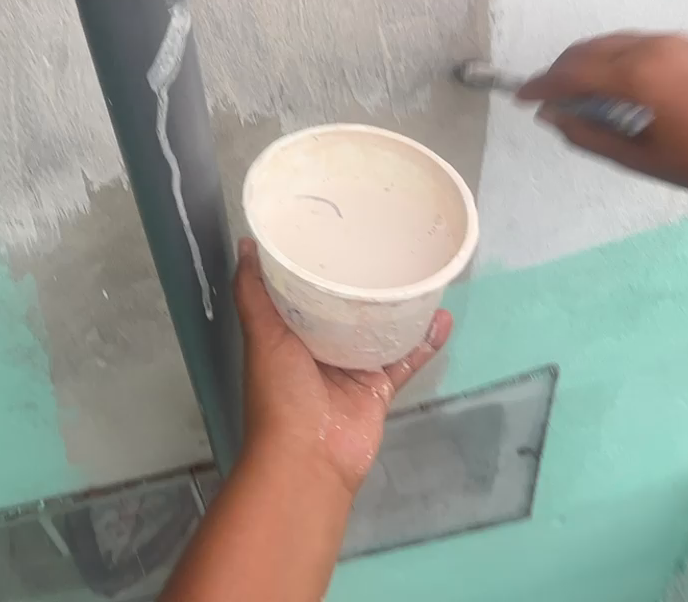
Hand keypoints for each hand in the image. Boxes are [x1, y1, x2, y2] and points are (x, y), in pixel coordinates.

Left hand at [232, 238, 451, 491]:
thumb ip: (252, 292)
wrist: (310, 457)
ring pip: (379, 328)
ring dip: (397, 305)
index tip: (329, 229)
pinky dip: (424, 341)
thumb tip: (246, 244)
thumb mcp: (261, 334)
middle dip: (359, 280)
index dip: (314, 263)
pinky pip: (406, 358)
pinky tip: (441, 317)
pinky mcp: (379, 386)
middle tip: (382, 243)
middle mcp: (320, 345)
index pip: (302, 288)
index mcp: (288, 331)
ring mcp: (352, 366)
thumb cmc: (279, 392)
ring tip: (418, 272)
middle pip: (344, 306)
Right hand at [516, 32, 687, 208]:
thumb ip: (586, 133)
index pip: (571, 73)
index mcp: (638, 75)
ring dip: (587, 64)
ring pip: (611, 44)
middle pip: (587, 50)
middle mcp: (653, 47)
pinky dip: (614, 60)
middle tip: (548, 99)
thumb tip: (551, 115)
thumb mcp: (638, 157)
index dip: (540, 85)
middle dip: (561, 72)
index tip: (519, 97)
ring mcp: (677, 44)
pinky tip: (618, 88)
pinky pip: (637, 45)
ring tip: (581, 97)